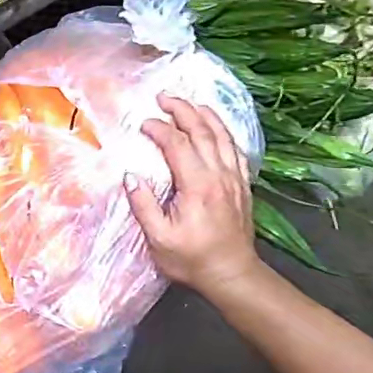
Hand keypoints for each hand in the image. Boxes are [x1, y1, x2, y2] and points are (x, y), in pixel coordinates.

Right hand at [126, 95, 264, 294]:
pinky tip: (216, 128)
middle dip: (182, 110)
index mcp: (197, 185)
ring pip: (222, 136)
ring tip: (189, 102)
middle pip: (202, 131)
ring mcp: (234, 179)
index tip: (143, 125)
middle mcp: (219, 175)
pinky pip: (236, 149)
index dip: (159, 129)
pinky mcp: (242, 185)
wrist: (232, 275)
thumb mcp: (159, 239)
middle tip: (164, 97)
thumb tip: (130, 176)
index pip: (177, 144)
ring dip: (205, 115)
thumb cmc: (192, 260)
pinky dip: (224, 132)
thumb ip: (144, 205)